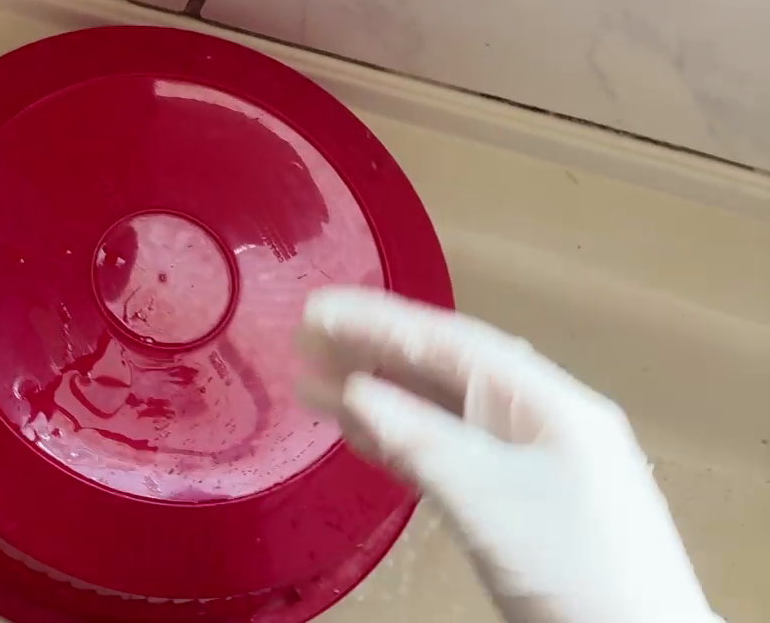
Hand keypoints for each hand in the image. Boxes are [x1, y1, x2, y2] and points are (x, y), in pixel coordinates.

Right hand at [299, 288, 719, 622]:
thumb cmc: (572, 565)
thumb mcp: (484, 492)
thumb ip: (412, 432)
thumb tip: (346, 386)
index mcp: (545, 402)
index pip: (447, 340)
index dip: (378, 318)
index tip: (315, 308)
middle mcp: (530, 417)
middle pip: (436, 367)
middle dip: (367, 350)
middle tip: (301, 338)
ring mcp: (517, 455)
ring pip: (429, 405)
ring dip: (369, 392)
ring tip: (307, 381)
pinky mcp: (499, 491)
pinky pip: (432, 443)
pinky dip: (386, 432)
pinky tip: (346, 427)